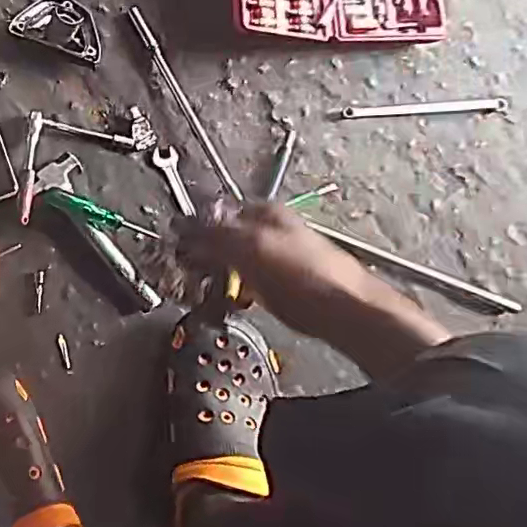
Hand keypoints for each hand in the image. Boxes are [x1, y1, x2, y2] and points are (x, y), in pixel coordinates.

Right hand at [180, 201, 450, 380]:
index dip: (192, 230)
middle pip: (221, 237)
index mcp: (263, 212)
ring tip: (212, 291)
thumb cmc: (306, 278)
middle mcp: (271, 229)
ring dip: (218, 276)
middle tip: (191, 274)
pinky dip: (236, 291)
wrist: (349, 314)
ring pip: (232, 261)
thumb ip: (214, 234)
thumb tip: (184, 225)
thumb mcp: (249, 248)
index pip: (213, 212)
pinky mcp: (284, 281)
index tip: (176, 249)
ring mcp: (277, 255)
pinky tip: (238, 302)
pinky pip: (247, 282)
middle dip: (203, 256)